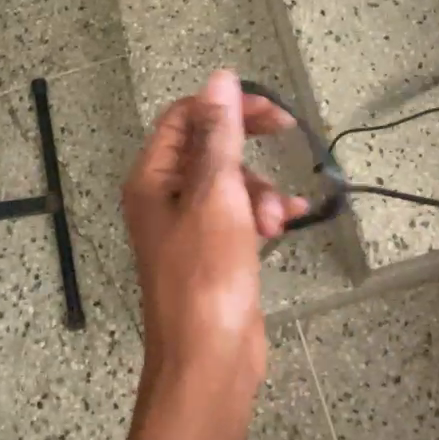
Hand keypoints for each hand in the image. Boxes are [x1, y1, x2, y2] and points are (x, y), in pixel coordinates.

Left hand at [112, 71, 306, 439]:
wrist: (210, 361)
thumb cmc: (207, 273)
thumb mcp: (216, 193)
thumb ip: (220, 134)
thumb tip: (220, 78)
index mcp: (152, 178)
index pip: (184, 117)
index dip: (223, 105)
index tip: (267, 108)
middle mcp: (164, 196)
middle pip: (208, 145)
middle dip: (246, 140)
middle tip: (286, 129)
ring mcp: (188, 225)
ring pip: (229, 181)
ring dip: (259, 188)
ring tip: (277, 218)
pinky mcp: (213, 250)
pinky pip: (238, 213)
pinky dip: (261, 213)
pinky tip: (286, 225)